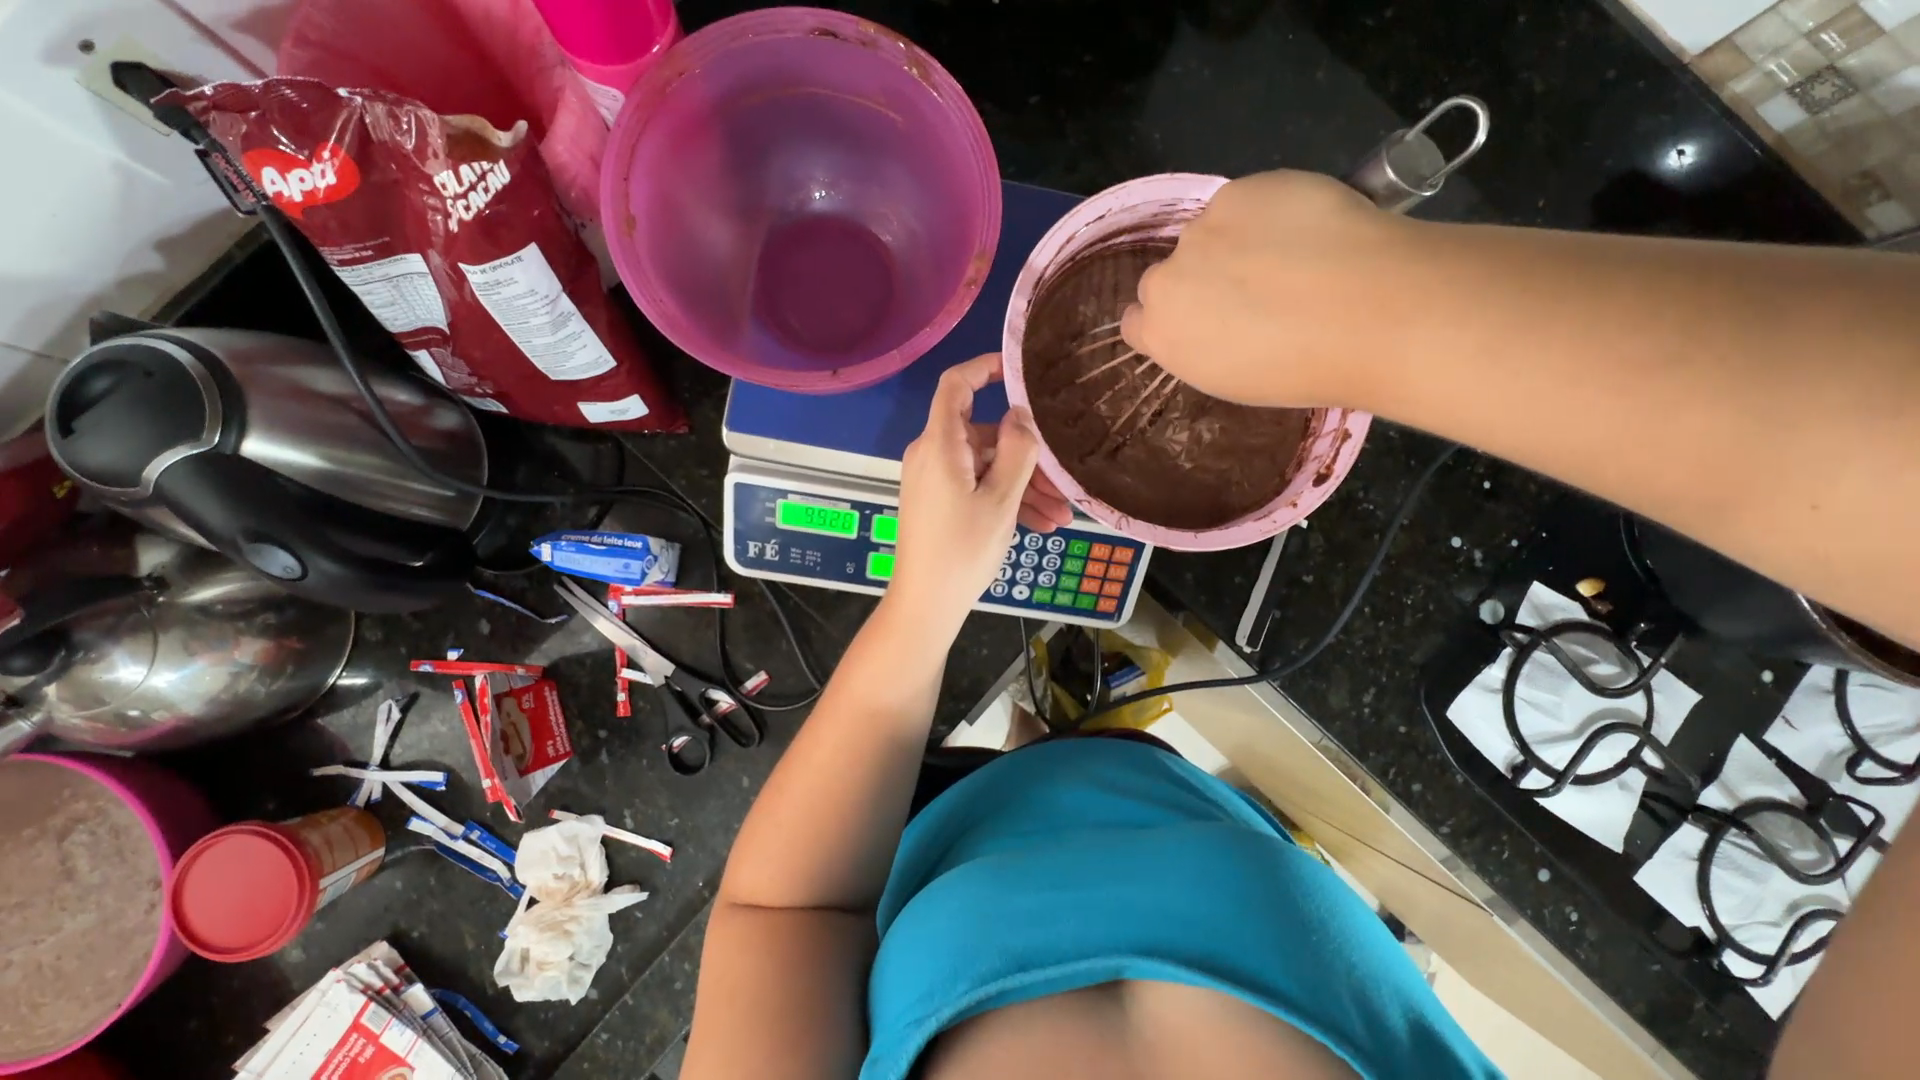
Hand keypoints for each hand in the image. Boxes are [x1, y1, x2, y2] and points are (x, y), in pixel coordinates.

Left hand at [890, 354, 1071, 626]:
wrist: (926, 604)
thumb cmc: (962, 549)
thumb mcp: (1000, 500)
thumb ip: (1016, 451)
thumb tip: (1020, 415)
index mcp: (940, 444)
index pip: (955, 385)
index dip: (984, 368)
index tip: (1018, 372)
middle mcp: (931, 454)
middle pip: (983, 434)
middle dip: (1026, 455)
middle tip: (1061, 481)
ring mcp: (933, 480)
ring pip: (985, 466)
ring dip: (1022, 486)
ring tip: (1060, 515)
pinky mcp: (937, 502)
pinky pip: (975, 487)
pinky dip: (1004, 500)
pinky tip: (1040, 524)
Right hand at [1120, 169, 1411, 407]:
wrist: (1368, 311)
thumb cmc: (1304, 368)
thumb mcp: (1237, 379)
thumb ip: (1204, 346)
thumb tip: (1213, 321)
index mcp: (1162, 335)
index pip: (1137, 321)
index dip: (1172, 319)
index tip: (1206, 323)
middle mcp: (1167, 280)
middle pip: (1168, 275)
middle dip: (1199, 279)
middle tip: (1252, 291)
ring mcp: (1201, 231)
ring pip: (1206, 235)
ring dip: (1231, 243)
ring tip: (1288, 256)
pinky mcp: (1239, 192)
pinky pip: (1242, 202)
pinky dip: (1266, 212)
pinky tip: (1305, 229)